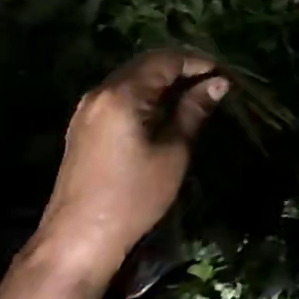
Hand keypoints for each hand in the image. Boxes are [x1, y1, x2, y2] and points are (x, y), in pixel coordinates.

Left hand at [34, 49, 229, 272]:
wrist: (78, 237)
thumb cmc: (132, 198)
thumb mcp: (171, 154)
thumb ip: (193, 111)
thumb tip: (218, 83)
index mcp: (121, 94)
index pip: (163, 60)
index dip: (194, 61)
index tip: (221, 73)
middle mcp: (100, 90)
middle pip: (144, 64)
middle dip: (178, 67)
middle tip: (210, 80)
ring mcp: (87, 106)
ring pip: (130, 77)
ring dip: (160, 80)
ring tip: (192, 93)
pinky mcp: (83, 123)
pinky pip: (117, 94)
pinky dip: (143, 94)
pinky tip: (162, 110)